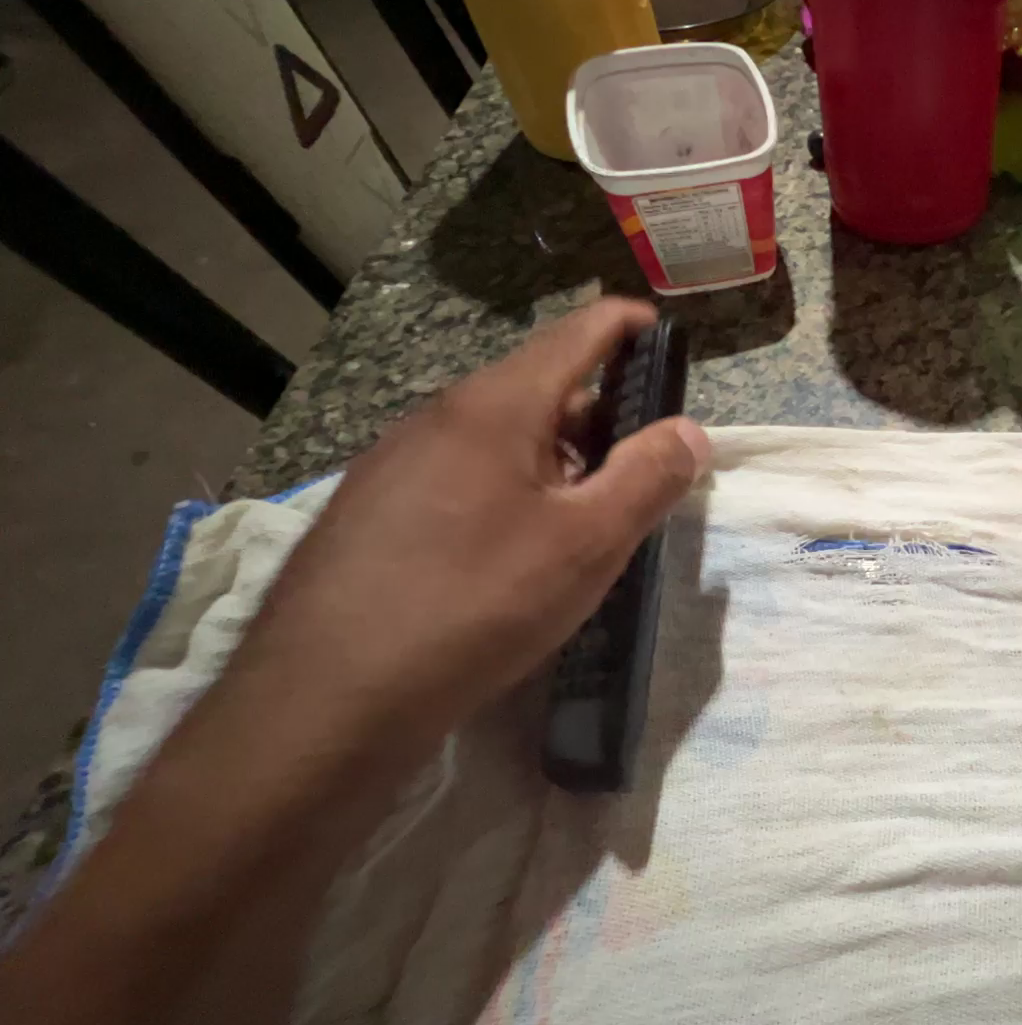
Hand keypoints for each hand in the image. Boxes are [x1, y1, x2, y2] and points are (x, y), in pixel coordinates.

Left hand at [220, 298, 708, 755]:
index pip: (575, 336)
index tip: (662, 329)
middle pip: (539, 388)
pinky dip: (515, 485)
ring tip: (590, 513)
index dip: (626, 324)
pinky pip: (465, 473)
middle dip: (601, 413)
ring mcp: (396, 464)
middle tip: (644, 463)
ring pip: (501, 436)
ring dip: (558, 456)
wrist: (328, 700)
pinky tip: (522, 546)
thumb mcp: (589, 542)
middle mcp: (438, 418)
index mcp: (495, 408)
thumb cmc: (479, 604)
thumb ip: (649, 477)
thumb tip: (690, 431)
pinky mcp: (375, 511)